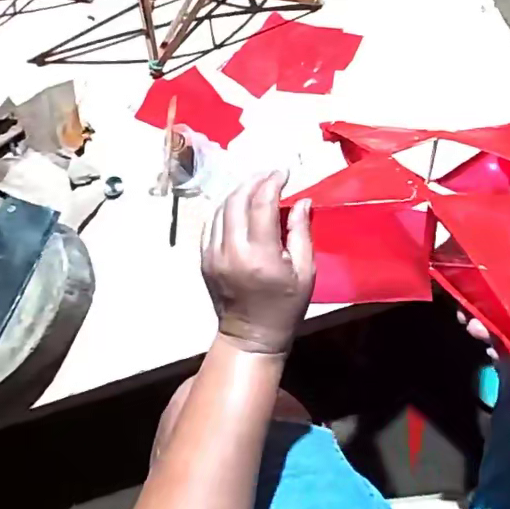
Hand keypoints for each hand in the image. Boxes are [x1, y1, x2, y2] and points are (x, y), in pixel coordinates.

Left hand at [201, 171, 313, 355]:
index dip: (273, 182)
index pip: (262, 203)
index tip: (285, 172)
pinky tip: (240, 206)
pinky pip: (211, 223)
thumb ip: (301, 232)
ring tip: (257, 186)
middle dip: (254, 181)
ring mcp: (212, 255)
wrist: (251, 336)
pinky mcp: (204, 259)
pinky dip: (226, 209)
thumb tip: (302, 200)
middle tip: (271, 175)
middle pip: (237, 200)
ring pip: (220, 209)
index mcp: (259, 254)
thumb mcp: (305, 271)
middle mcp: (231, 250)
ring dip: (239, 192)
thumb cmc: (286, 305)